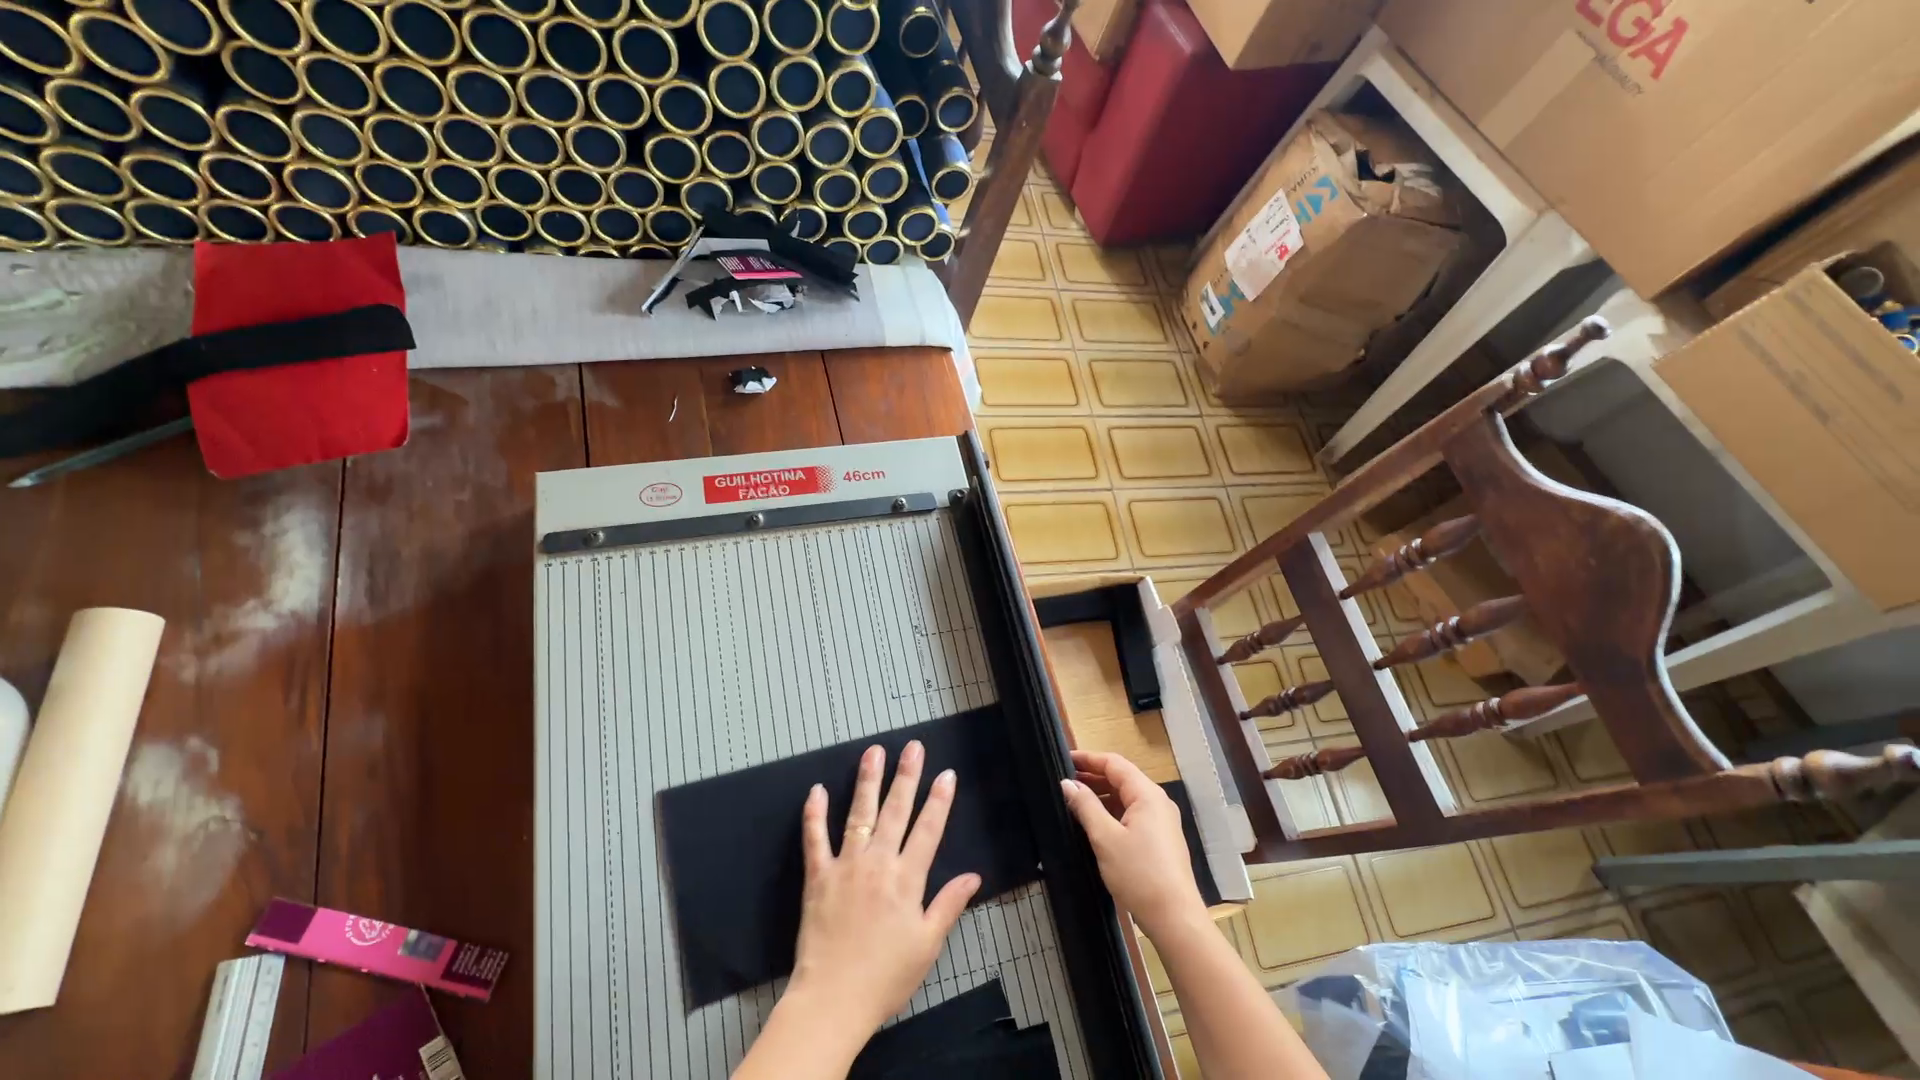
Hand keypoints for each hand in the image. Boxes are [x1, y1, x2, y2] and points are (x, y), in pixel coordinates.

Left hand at [787, 741, 980, 1038]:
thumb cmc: (886, 978)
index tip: (946, 774)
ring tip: (873, 752)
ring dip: (867, 781)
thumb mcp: (927, 944)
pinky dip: (814, 813)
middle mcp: (878, 864)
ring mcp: (845, 867)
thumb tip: (972, 876)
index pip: (929, 830)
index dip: (939, 801)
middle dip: (907, 776)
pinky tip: (816, 790)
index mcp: (907, 880)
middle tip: (913, 747)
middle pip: (896, 811)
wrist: (833, 999)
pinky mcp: (817, 877)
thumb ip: (948, 905)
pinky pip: (815, 838)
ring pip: (859, 814)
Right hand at [1060, 750, 1207, 937]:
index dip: (1088, 759)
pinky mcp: (1161, 840)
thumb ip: (1085, 807)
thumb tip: (1068, 783)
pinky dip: (1112, 813)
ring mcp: (1162, 822)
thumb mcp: (1105, 838)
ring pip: (1127, 799)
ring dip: (1102, 797)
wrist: (1174, 916)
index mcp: (1147, 795)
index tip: (1063, 759)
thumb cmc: (1138, 874)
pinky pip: (1133, 815)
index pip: (1115, 764)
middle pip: (1123, 779)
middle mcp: (1158, 803)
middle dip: (1093, 778)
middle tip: (1064, 782)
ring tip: (1074, 801)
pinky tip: (1095, 824)